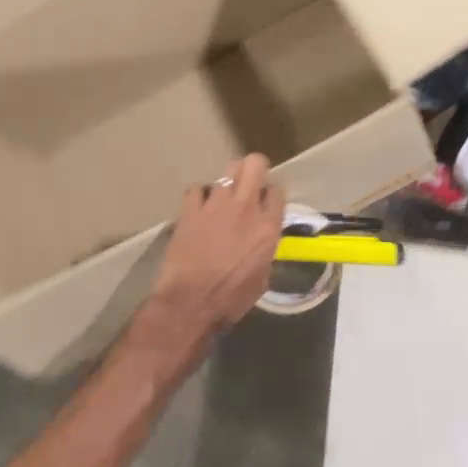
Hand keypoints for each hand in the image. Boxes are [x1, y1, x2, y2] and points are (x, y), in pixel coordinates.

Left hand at [146, 154, 285, 337]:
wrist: (191, 303)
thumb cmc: (231, 299)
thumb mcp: (261, 279)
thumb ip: (264, 252)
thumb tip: (259, 245)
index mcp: (267, 227)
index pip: (277, 191)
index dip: (271, 193)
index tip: (266, 201)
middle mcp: (245, 208)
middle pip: (254, 164)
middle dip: (254, 168)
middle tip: (248, 182)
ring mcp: (215, 205)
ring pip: (227, 170)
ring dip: (227, 182)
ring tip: (222, 196)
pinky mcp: (190, 209)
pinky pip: (196, 189)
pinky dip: (198, 196)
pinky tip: (198, 208)